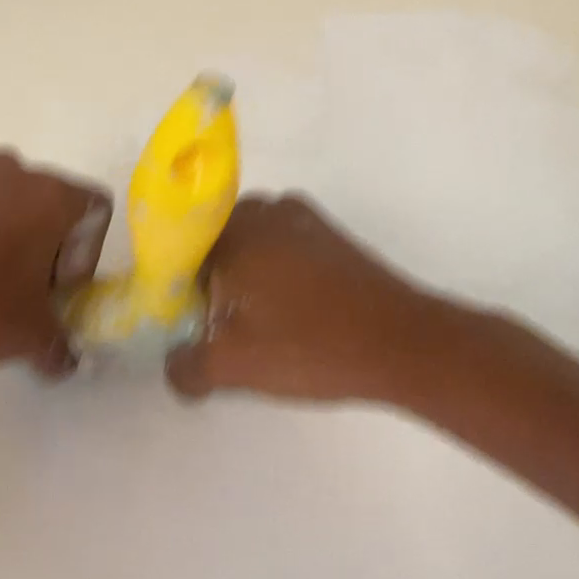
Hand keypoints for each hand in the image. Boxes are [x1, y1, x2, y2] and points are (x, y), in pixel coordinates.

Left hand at [0, 150, 111, 376]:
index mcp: (50, 194)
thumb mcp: (30, 337)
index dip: (84, 257)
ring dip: (10, 242)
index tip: (54, 290)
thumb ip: (60, 346)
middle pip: (51, 207)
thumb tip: (67, 361)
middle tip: (25, 294)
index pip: (95, 213)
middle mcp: (12, 171)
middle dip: (48, 250)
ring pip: (9, 207)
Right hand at [166, 193, 456, 402]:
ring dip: (241, 277)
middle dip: (206, 279)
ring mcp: (305, 219)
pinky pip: (282, 248)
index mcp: (235, 231)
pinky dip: (272, 274)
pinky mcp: (333, 238)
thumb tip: (174, 366)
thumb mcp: (235, 367)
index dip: (171, 285)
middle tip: (213, 324)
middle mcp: (266, 211)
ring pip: (250, 244)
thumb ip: (188, 367)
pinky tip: (285, 314)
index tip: (181, 319)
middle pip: (212, 242)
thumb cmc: (312, 345)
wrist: (407, 345)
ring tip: (250, 322)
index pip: (177, 248)